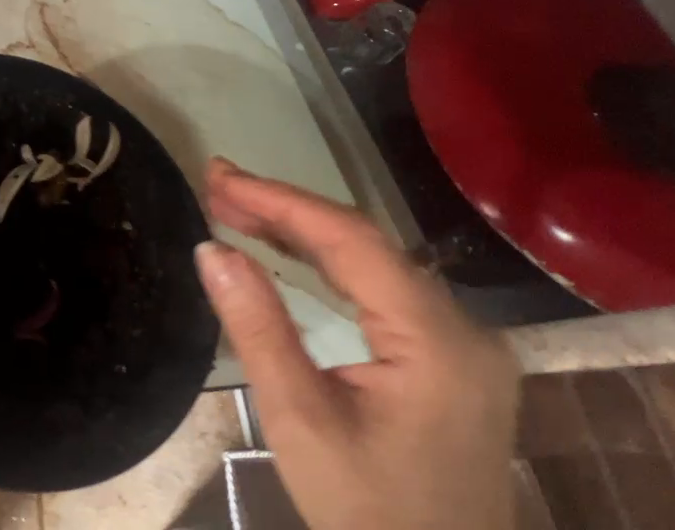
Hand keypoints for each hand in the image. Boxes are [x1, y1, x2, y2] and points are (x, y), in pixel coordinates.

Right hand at [196, 158, 519, 529]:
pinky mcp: (450, 361)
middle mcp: (463, 331)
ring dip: (302, 232)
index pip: (352, 243)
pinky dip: (327, 264)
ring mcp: (463, 346)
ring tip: (234, 206)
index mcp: (438, 342)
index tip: (219, 178)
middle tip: (215, 184)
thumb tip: (210, 248)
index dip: (281, 201)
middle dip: (286, 208)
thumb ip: (258, 327)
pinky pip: (383, 292)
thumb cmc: (365, 507)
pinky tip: (286, 251)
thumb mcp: (298, 419)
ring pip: (374, 264)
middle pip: (366, 245)